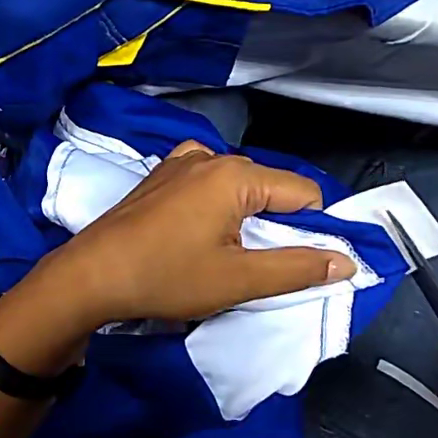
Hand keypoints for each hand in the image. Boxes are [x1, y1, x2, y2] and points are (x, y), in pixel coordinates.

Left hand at [39, 141, 356, 328]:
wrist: (91, 274)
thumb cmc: (166, 277)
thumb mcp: (238, 280)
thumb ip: (297, 268)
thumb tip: (346, 259)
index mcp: (235, 175)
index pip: (304, 193)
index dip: (312, 229)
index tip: (297, 262)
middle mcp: (210, 156)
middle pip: (270, 187)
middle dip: (275, 224)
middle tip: (252, 264)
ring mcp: (180, 161)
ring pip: (239, 185)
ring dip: (243, 216)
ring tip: (221, 252)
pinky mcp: (161, 174)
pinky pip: (207, 182)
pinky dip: (215, 204)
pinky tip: (196, 232)